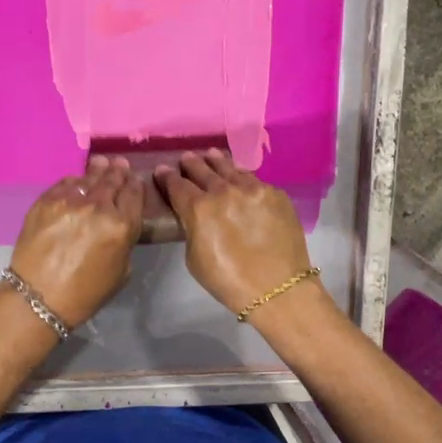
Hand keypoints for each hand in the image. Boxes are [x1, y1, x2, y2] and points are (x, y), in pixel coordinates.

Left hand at [7, 155, 143, 326]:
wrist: (38, 297)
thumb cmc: (85, 293)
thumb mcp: (121, 271)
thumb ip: (124, 241)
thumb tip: (119, 225)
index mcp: (122, 226)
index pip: (134, 194)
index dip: (135, 185)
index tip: (134, 181)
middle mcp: (98, 206)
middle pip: (112, 180)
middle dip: (118, 172)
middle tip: (120, 165)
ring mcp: (70, 200)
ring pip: (89, 177)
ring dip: (98, 170)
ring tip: (102, 164)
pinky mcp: (46, 200)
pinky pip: (65, 183)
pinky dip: (74, 182)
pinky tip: (77, 181)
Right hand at [156, 148, 313, 315]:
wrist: (279, 287)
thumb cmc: (229, 281)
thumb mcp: (195, 259)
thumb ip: (192, 229)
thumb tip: (195, 217)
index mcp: (199, 208)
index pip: (177, 185)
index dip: (167, 177)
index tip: (162, 170)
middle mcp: (225, 190)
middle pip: (203, 170)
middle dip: (192, 164)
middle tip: (186, 158)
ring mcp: (253, 189)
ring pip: (230, 168)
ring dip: (217, 161)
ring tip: (211, 155)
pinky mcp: (276, 194)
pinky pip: (254, 180)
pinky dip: (242, 176)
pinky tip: (240, 176)